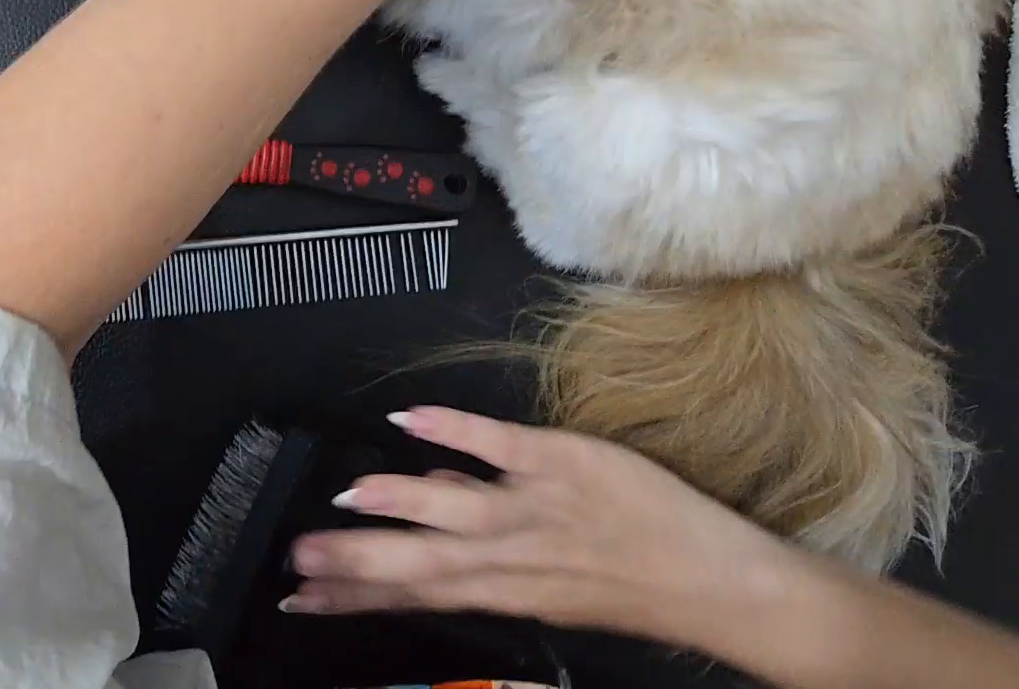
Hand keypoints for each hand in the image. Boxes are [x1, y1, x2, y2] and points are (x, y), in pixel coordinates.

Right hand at [282, 406, 797, 649]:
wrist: (719, 584)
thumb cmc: (628, 580)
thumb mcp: (549, 580)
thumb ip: (481, 544)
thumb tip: (425, 489)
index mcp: (502, 586)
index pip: (414, 594)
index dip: (356, 598)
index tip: (303, 597)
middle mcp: (507, 557)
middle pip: (422, 564)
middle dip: (357, 564)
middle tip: (299, 561)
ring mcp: (534, 509)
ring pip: (455, 510)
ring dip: (398, 504)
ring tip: (347, 500)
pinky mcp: (562, 464)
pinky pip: (502, 447)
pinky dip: (456, 433)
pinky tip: (413, 420)